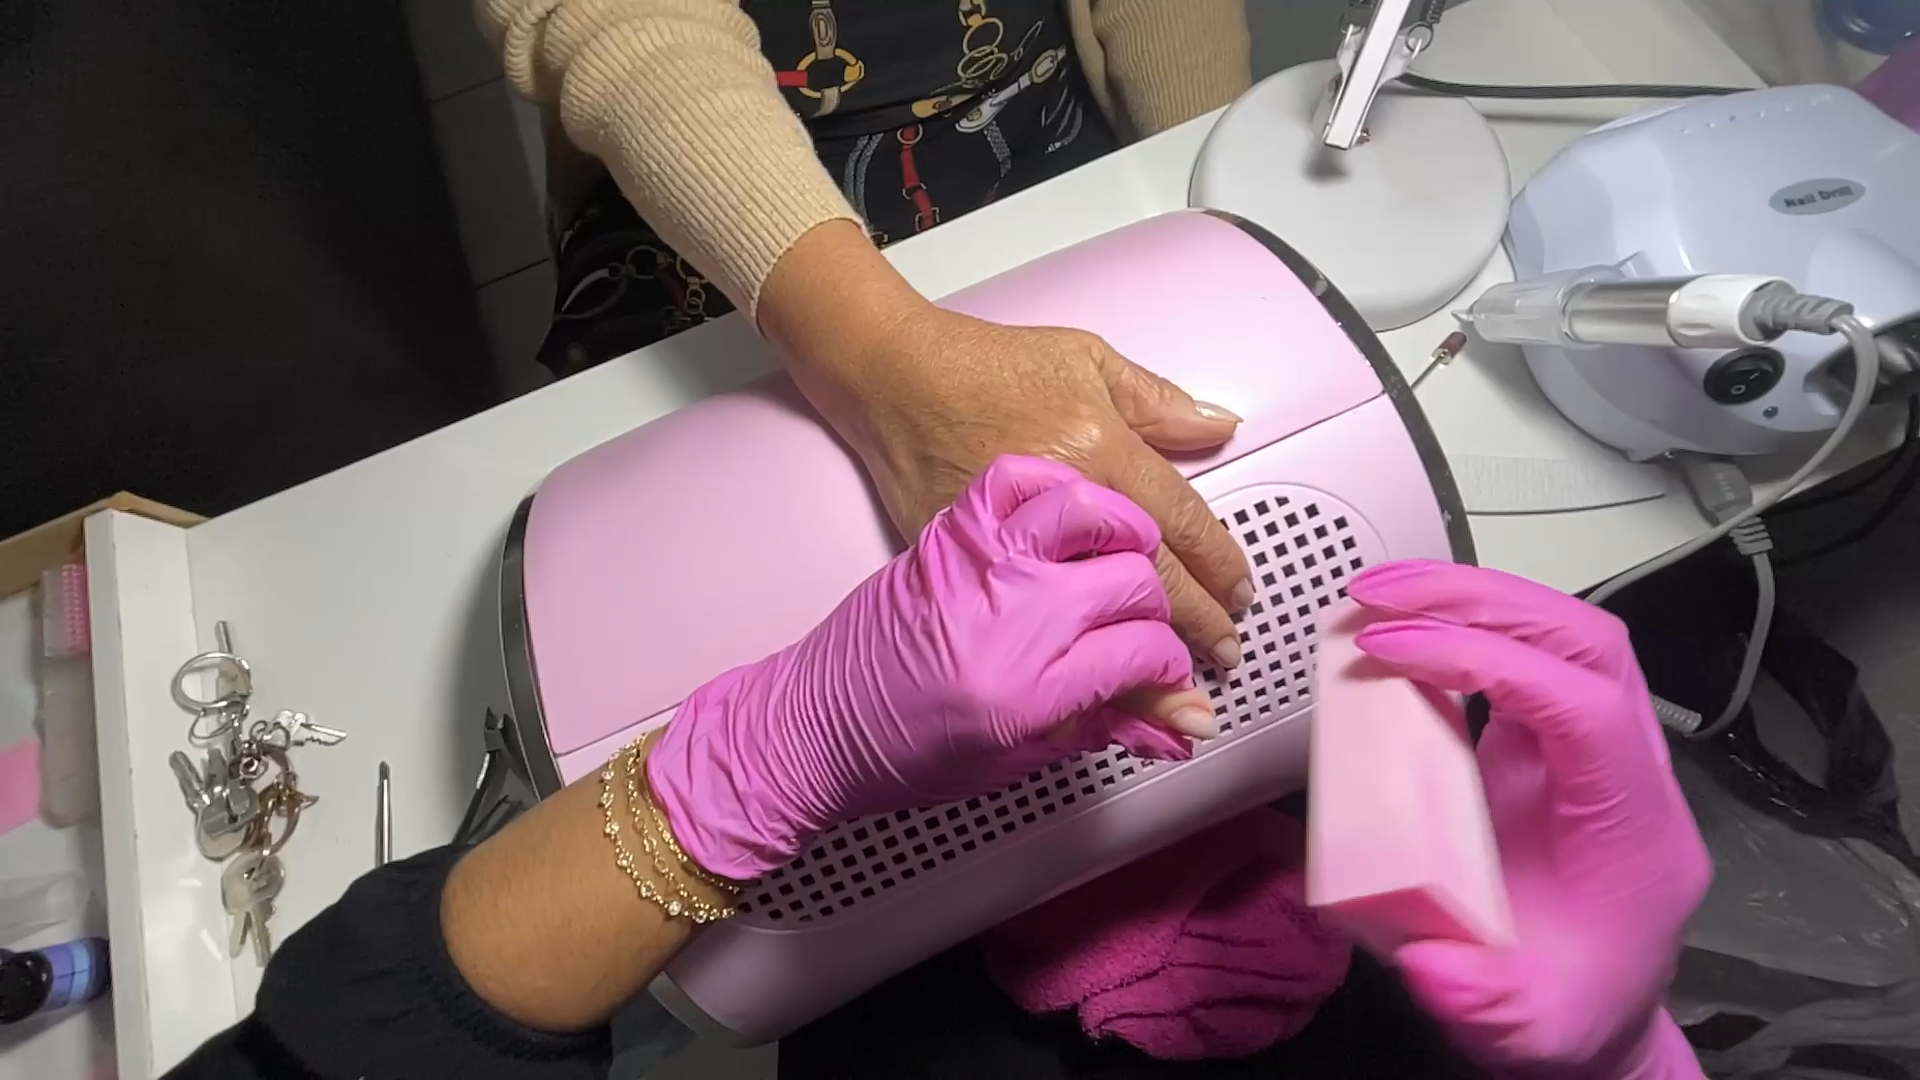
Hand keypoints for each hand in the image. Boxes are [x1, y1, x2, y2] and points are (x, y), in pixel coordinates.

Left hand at [647, 455, 1216, 880]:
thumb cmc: (902, 752)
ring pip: (1089, 511)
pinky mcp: (946, 534)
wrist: (813, 725)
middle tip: (1166, 620)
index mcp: (1031, 690)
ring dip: (1131, 523)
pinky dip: (1051, 479)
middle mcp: (1011, 617)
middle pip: (1135, 579)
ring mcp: (978, 565)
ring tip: (1142, 544)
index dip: (1177, 665)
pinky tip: (1070, 498)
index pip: (1147, 652)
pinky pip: (1015, 480)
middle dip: (1172, 603)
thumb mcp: (1014, 761)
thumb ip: (1105, 726)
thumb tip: (1181, 722)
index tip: (1177, 670)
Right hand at [840, 308, 1251, 670]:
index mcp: (1100, 449)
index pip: (1182, 522)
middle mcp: (1065, 502)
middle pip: (1151, 580)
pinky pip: (1032, 619)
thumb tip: (1218, 424)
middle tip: (1224, 648)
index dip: (1221, 564)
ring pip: (1097, 613)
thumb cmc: (982, 364)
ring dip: (1142, 651)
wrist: (896, 378)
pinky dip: (1066, 652)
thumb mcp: (1084, 358)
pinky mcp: (974, 562)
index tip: (1239, 590)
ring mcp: (1016, 539)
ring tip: (1176, 679)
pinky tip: (1091, 676)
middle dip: (1197, 621)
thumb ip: (1157, 400)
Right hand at [1347, 560, 1710, 1079]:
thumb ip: (1478, 1000)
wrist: (1574, 987)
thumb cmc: (1555, 992)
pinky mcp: (1541, 734)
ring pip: (1554, 627)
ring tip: (1375, 593)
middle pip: (1580, 638)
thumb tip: (1425, 957)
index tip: (1385, 652)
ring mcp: (1584, 742)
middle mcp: (1621, 765)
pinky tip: (1394, 625)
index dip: (1484, 659)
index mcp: (1630, 823)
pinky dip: (1451, 621)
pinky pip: (1513, 650)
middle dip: (1473, 597)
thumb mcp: (1522, 1020)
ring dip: (1460, 594)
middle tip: (1376, 595)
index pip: (1581, 702)